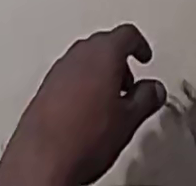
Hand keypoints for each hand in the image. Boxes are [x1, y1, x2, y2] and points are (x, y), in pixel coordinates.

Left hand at [0, 25, 164, 185]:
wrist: (41, 160)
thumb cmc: (82, 138)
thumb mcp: (128, 120)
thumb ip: (146, 98)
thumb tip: (154, 90)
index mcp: (104, 52)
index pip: (127, 34)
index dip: (140, 45)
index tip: (144, 55)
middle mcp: (80, 54)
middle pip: (105, 44)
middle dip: (120, 60)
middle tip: (130, 81)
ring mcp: (59, 69)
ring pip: (86, 59)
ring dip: (99, 72)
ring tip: (109, 100)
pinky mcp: (45, 87)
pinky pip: (69, 75)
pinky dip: (81, 84)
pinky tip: (85, 110)